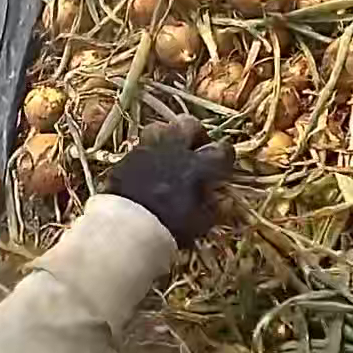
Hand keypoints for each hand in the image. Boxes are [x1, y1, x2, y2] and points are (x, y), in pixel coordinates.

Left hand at [106, 116, 232, 246]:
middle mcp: (175, 149)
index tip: (223, 166)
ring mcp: (149, 149)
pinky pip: (142, 145)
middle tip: (197, 150)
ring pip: (163, 127)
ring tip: (170, 152)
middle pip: (191, 125)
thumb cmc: (170, 228)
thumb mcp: (201, 223)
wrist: (126, 227)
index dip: (225, 157)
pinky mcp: (128, 156)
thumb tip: (224, 199)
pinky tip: (149, 167)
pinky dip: (149, 153)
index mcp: (199, 165)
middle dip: (197, 135)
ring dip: (169, 137)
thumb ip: (216, 207)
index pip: (222, 150)